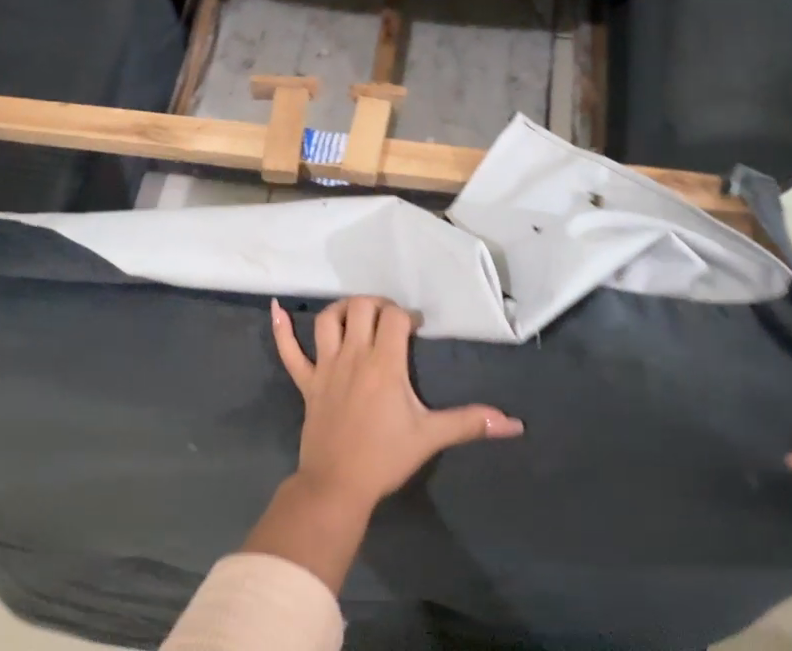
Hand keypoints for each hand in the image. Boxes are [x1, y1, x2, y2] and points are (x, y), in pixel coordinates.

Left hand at [271, 297, 523, 507]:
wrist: (336, 485)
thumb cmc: (385, 457)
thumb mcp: (430, 437)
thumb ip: (470, 423)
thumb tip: (514, 423)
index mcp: (384, 363)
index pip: (395, 317)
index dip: (408, 316)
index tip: (417, 330)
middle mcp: (353, 355)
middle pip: (361, 308)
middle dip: (377, 305)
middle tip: (390, 320)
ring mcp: (325, 367)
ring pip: (327, 321)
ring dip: (341, 310)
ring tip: (355, 314)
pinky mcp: (305, 383)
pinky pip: (289, 351)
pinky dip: (281, 329)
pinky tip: (276, 309)